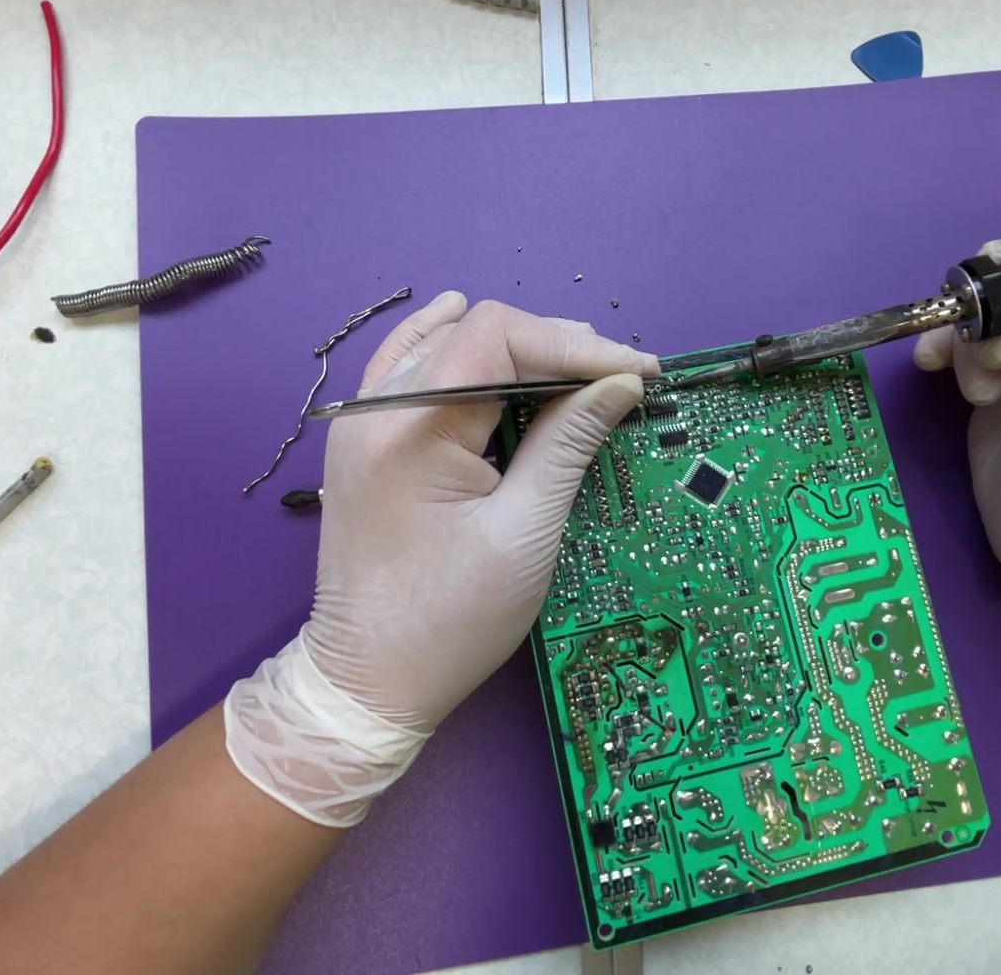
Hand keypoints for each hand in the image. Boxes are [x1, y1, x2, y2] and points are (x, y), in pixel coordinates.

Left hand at [226, 293, 656, 824]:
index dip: (577, 345)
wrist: (367, 680)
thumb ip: (567, 443)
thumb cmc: (451, 620)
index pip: (501, 338)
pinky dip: (448, 347)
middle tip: (618, 378)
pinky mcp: (364, 439)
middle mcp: (377, 406)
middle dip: (554, 348)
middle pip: (475, 334)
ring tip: (575, 368)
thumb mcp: (525, 532)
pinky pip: (406, 366)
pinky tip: (462, 320)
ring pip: (445, 345)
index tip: (638, 371)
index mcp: (413, 425)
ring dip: (513, 349)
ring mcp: (362, 420)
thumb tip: (620, 383)